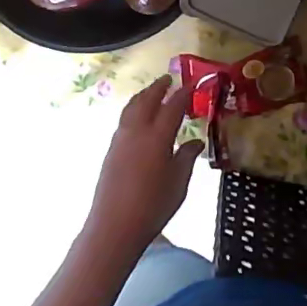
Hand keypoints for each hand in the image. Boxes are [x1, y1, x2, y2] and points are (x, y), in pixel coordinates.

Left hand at [85, 76, 203, 250]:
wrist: (114, 226)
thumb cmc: (153, 206)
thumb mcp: (179, 183)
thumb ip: (186, 157)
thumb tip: (195, 141)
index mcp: (157, 136)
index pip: (172, 106)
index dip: (183, 94)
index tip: (192, 85)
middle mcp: (136, 131)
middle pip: (147, 100)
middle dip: (158, 87)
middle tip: (168, 79)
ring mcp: (120, 139)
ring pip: (132, 108)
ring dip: (143, 96)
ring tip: (152, 92)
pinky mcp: (111, 150)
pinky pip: (124, 119)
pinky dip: (134, 110)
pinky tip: (139, 118)